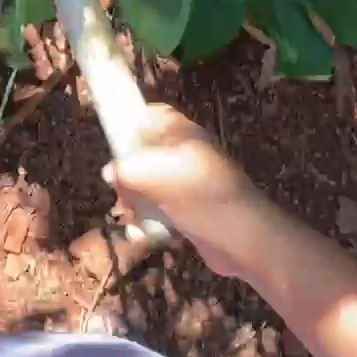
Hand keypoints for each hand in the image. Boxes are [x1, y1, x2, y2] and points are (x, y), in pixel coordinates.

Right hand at [105, 106, 261, 276]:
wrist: (245, 241)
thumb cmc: (200, 196)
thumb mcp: (151, 174)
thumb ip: (123, 169)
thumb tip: (110, 174)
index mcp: (180, 132)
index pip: (147, 114)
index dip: (127, 125)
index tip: (113, 146)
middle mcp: (184, 152)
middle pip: (140, 154)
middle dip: (126, 177)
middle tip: (124, 193)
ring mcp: (187, 182)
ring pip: (146, 185)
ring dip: (135, 203)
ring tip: (136, 219)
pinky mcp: (190, 210)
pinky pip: (159, 209)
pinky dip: (150, 221)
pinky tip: (147, 234)